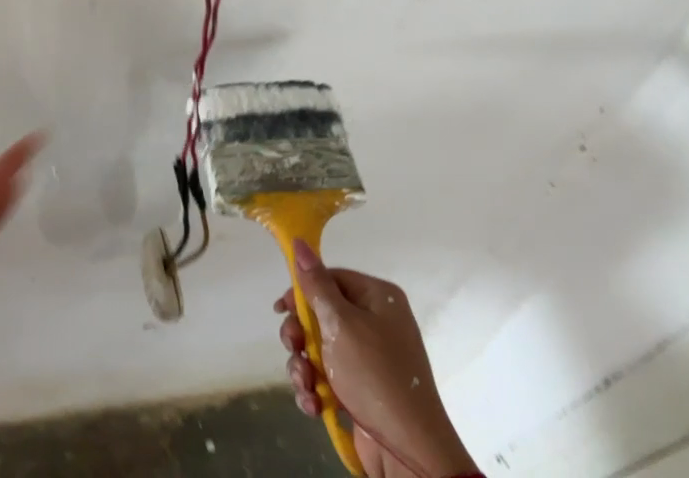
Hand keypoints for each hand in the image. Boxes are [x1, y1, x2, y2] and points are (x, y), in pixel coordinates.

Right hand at [276, 246, 477, 477]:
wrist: (407, 446)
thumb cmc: (374, 375)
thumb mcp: (341, 324)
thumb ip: (316, 286)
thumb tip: (300, 243)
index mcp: (378, 298)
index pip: (331, 279)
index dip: (302, 293)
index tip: (280, 310)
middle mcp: (376, 322)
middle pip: (321, 314)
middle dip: (300, 337)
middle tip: (294, 350)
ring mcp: (369, 356)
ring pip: (319, 348)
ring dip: (304, 367)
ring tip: (306, 387)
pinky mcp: (361, 386)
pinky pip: (328, 375)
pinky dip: (316, 388)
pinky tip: (314, 404)